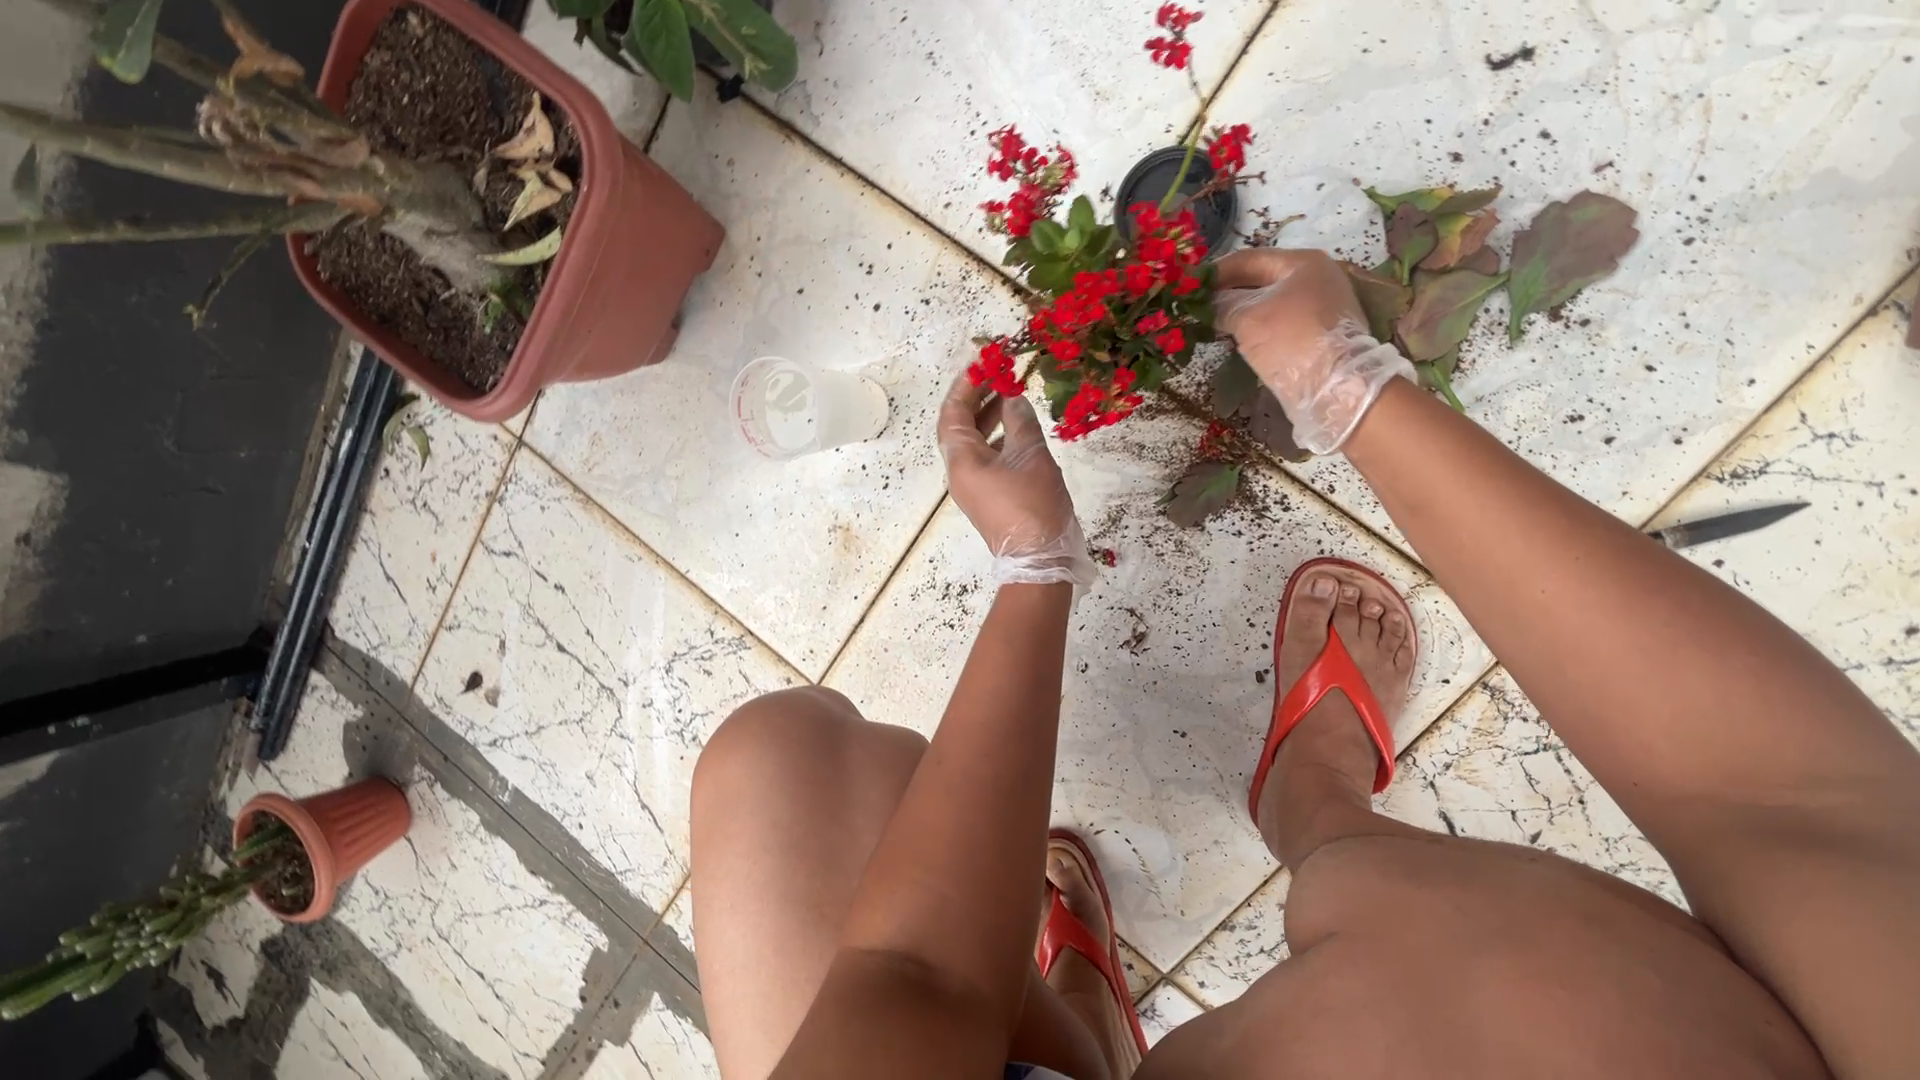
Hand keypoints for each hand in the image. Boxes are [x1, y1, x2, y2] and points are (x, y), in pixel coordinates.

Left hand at [937, 374, 1097, 589]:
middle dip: (976, 398)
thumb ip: (1020, 421)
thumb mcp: (1031, 455)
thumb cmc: (1032, 505)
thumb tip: (1013, 400)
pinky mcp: (989, 498)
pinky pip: (987, 459)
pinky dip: (999, 439)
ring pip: (974, 444)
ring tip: (1010, 394)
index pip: (952, 414)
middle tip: (996, 374)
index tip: (982, 363)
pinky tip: (1018, 428)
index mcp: (962, 461)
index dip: (965, 386)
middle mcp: (960, 474)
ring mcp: (974, 488)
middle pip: (959, 428)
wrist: (1040, 560)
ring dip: (989, 418)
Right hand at [1214, 249, 1414, 454]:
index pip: (1248, 259)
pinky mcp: (1317, 333)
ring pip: (1267, 303)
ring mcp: (1319, 307)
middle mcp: (1314, 278)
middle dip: (1226, 292)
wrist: (1333, 386)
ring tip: (1208, 322)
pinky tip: (1233, 338)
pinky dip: (1255, 327)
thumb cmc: (1290, 340)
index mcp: (1302, 263)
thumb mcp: (1247, 318)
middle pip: (1259, 280)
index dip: (1216, 271)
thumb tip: (1207, 304)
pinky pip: (1278, 322)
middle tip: (1195, 304)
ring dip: (1238, 312)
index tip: (1189, 284)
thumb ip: (1222, 305)